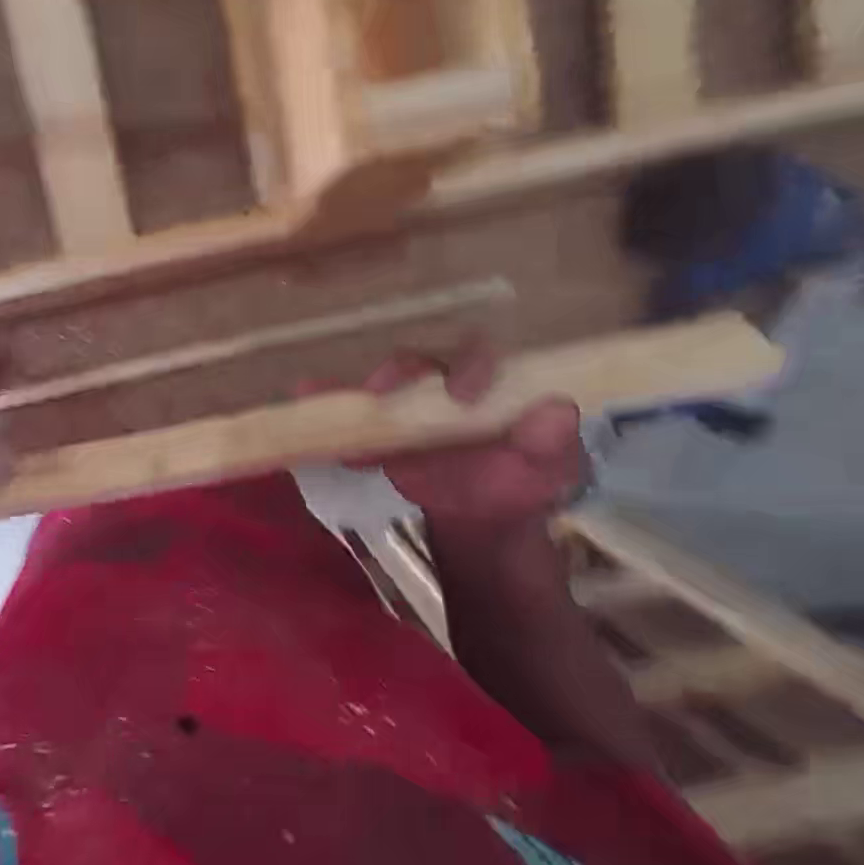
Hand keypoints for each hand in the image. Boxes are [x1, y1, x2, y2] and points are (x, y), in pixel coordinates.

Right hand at [301, 340, 587, 537]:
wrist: (480, 511)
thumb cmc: (519, 480)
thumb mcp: (545, 469)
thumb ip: (551, 444)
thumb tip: (558, 413)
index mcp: (493, 380)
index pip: (479, 353)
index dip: (470, 365)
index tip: (462, 395)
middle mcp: (448, 378)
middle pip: (422, 359)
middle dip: (402, 372)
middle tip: (386, 394)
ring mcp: (411, 400)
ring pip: (385, 383)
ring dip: (360, 392)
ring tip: (337, 404)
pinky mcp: (382, 424)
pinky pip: (354, 409)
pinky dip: (330, 402)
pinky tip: (305, 395)